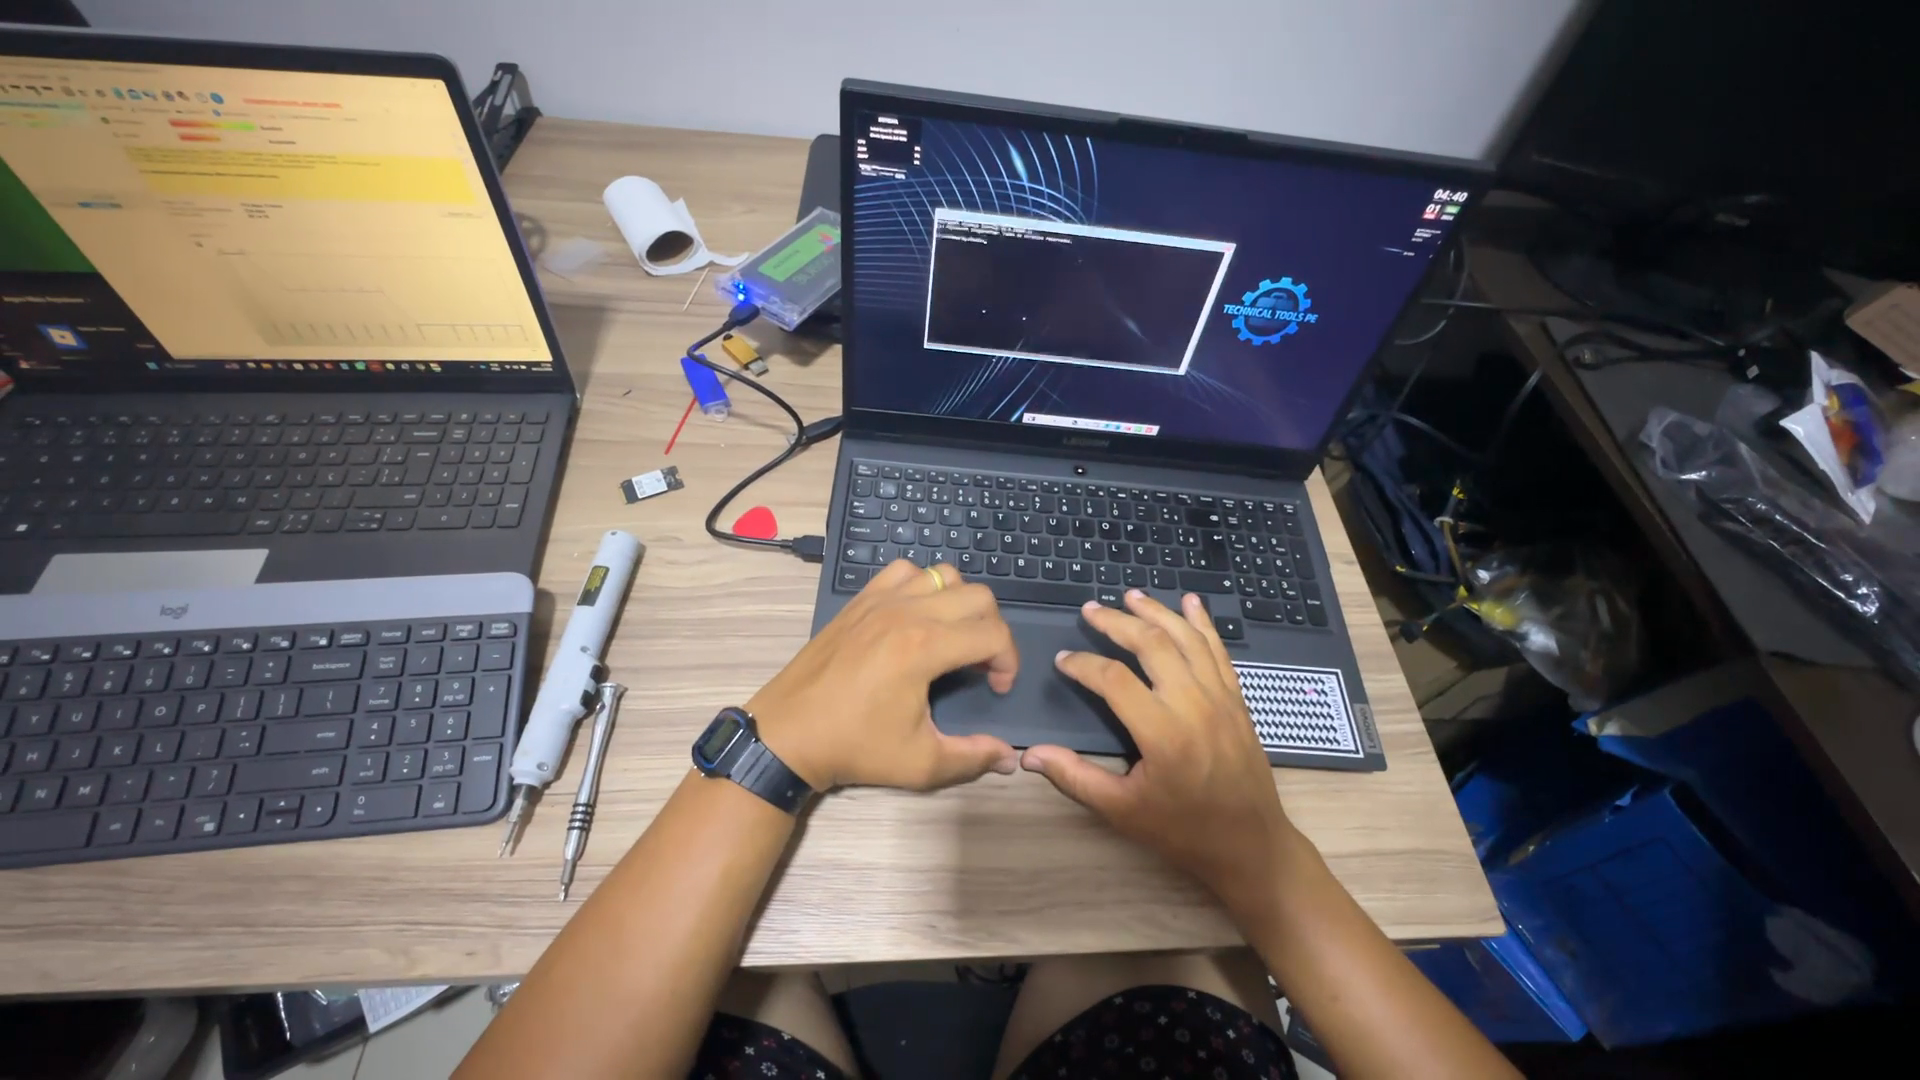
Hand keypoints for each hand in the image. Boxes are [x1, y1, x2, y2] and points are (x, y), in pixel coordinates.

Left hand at [747, 560, 1019, 791]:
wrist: (788, 734)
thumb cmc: (855, 747)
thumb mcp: (920, 763)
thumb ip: (972, 757)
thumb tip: (1009, 756)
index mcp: (925, 647)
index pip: (993, 634)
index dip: (1010, 661)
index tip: (997, 688)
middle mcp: (907, 611)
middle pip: (978, 596)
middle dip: (992, 629)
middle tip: (981, 665)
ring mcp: (880, 599)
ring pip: (943, 575)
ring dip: (961, 603)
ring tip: (952, 638)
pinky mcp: (859, 600)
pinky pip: (904, 571)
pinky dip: (922, 586)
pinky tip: (916, 617)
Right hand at [1021, 590, 1303, 911]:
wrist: (1251, 846)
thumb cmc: (1182, 831)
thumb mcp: (1122, 811)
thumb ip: (1074, 777)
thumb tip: (1029, 755)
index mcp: (1162, 733)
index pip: (1114, 679)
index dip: (1083, 664)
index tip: (1063, 659)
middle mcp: (1193, 705)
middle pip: (1152, 645)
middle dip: (1117, 623)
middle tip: (1091, 609)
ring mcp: (1221, 699)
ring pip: (1187, 639)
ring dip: (1157, 612)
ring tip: (1131, 595)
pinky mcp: (1237, 700)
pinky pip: (1218, 651)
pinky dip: (1203, 623)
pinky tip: (1191, 603)